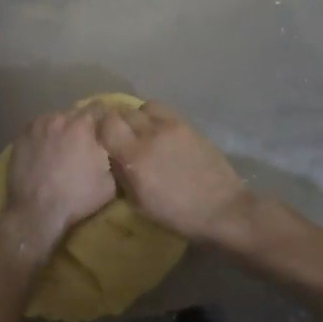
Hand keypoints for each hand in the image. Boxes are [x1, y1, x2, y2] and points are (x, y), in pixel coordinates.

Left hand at [2, 108, 116, 251]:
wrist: (37, 211)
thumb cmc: (77, 197)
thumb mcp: (111, 182)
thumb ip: (115, 157)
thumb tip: (118, 147)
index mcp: (83, 125)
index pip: (100, 108)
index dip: (105, 118)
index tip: (106, 130)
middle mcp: (60, 117)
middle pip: (76, 114)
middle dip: (82, 125)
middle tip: (84, 143)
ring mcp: (38, 124)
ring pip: (56, 120)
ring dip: (62, 129)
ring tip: (62, 148)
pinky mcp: (21, 134)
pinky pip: (39, 128)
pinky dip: (44, 135)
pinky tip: (45, 150)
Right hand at [96, 102, 247, 240]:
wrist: (222, 209)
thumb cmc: (178, 215)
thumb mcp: (140, 204)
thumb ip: (123, 175)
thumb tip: (115, 156)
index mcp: (134, 157)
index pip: (106, 124)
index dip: (101, 127)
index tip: (101, 136)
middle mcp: (150, 134)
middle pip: (123, 111)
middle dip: (117, 121)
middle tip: (119, 134)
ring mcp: (172, 126)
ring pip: (145, 106)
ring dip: (138, 116)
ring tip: (141, 131)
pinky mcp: (189, 125)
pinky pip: (165, 111)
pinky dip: (156, 117)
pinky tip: (161, 133)